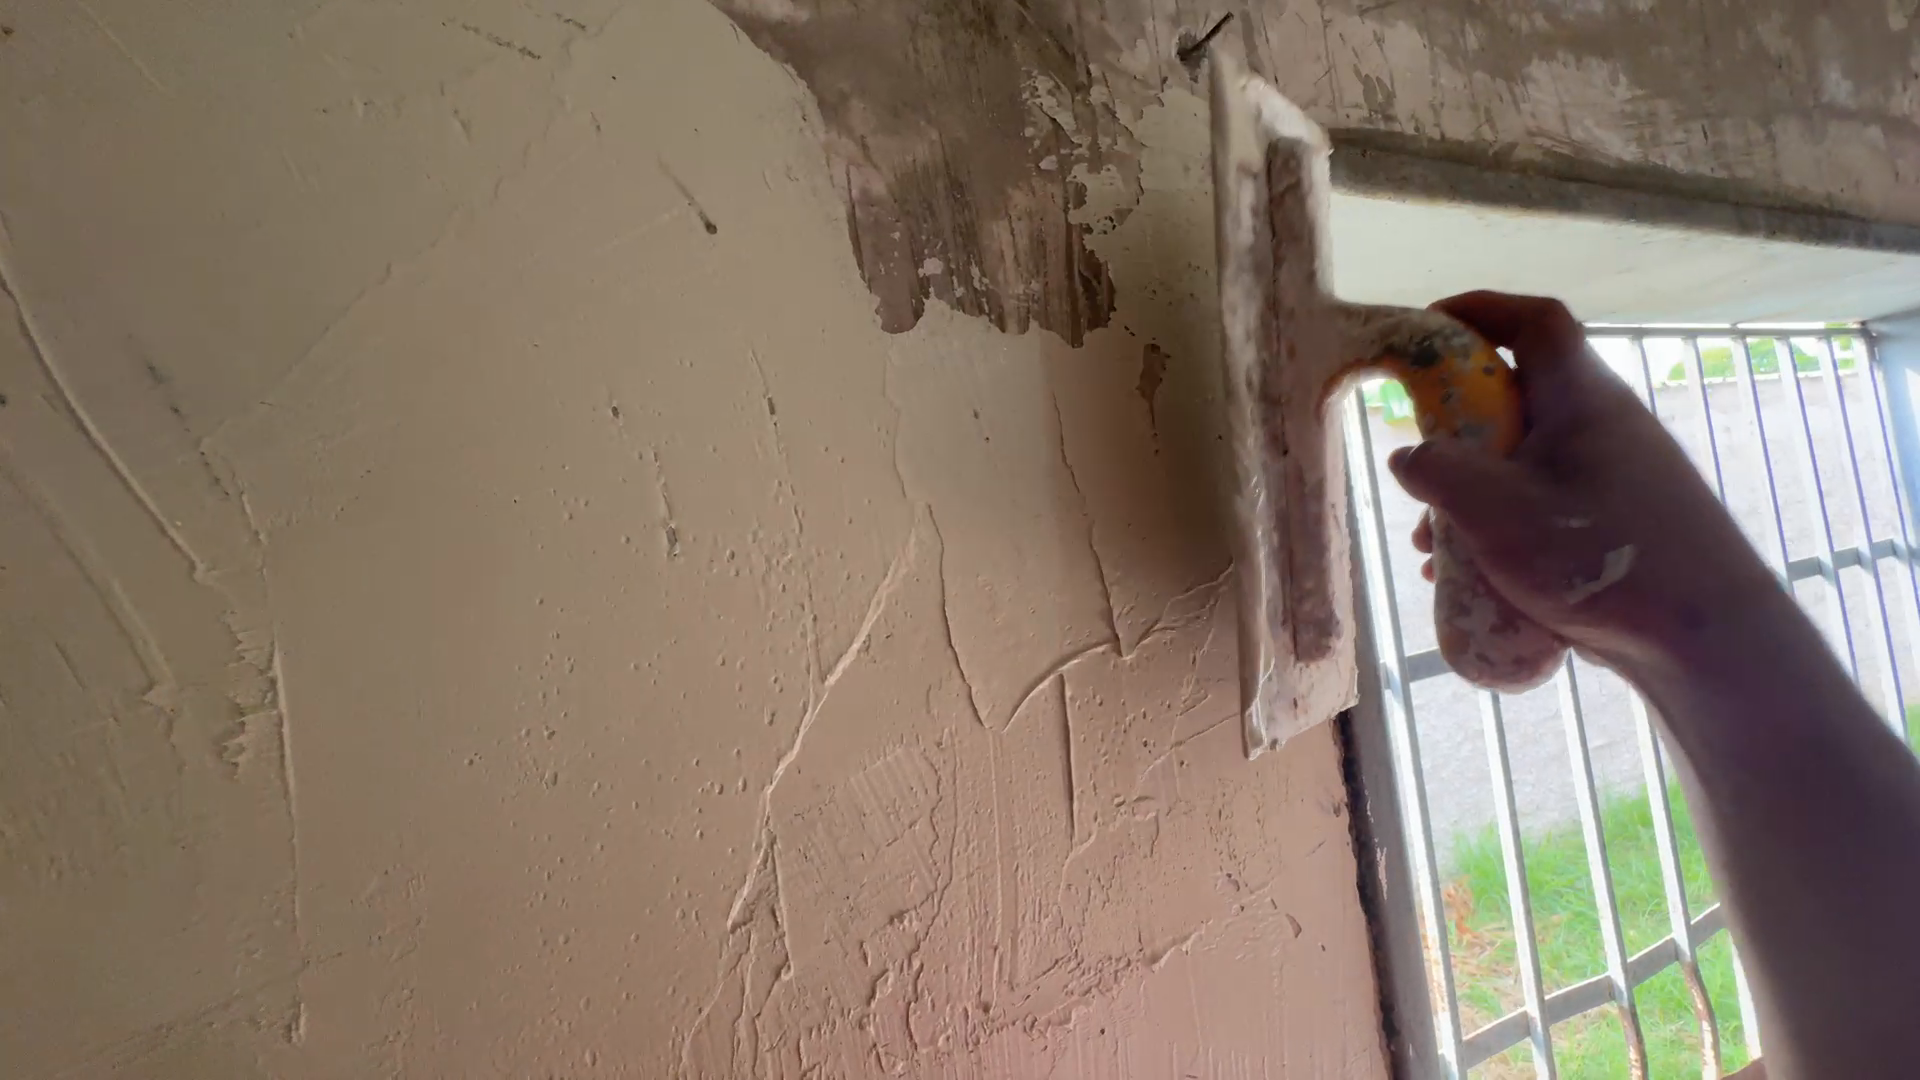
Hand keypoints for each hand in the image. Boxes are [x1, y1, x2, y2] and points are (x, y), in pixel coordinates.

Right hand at [1387, 291, 1781, 672]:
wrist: (1705, 638)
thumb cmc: (1598, 555)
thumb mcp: (1493, 510)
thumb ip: (1437, 473)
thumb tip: (1405, 455)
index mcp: (1580, 402)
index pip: (1534, 323)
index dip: (1479, 310)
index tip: (1426, 327)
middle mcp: (1599, 426)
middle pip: (1515, 398)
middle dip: (1453, 427)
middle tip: (1417, 459)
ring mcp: (1609, 474)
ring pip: (1518, 459)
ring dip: (1464, 489)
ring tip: (1428, 540)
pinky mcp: (1612, 517)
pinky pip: (1535, 501)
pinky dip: (1490, 523)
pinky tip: (1459, 572)